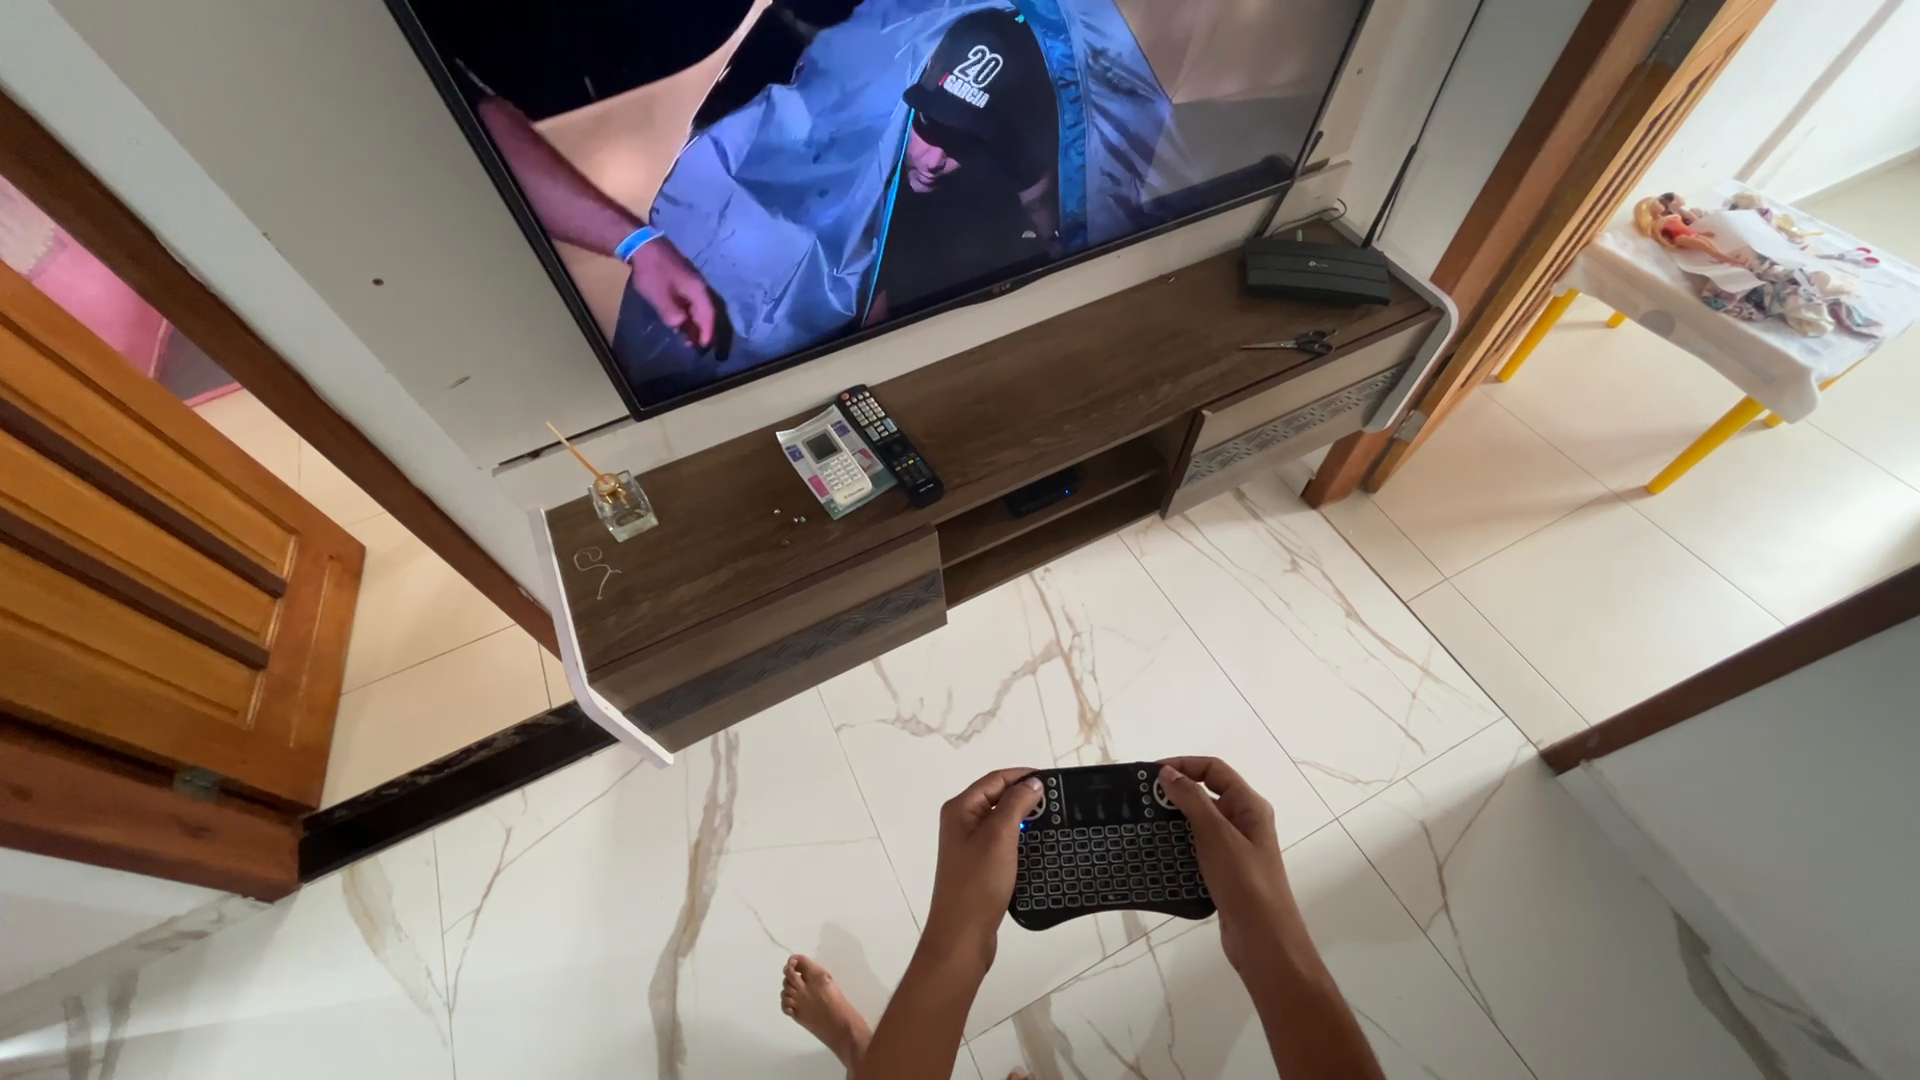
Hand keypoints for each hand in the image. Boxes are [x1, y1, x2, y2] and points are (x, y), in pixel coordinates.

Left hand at [628, 237, 716, 349]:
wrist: (641, 244)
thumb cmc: (653, 272)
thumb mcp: (661, 298)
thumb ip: (673, 316)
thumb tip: (679, 325)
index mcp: (698, 291)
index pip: (708, 316)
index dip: (707, 332)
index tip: (704, 346)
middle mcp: (699, 285)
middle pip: (705, 311)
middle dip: (701, 329)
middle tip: (694, 344)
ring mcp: (690, 280)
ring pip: (697, 305)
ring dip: (693, 321)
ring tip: (685, 334)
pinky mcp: (681, 277)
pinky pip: (689, 299)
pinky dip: (687, 311)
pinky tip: (679, 317)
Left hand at [923, 768, 1044, 969]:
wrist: (962, 936)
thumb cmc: (978, 882)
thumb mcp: (999, 836)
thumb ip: (1016, 804)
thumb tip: (1033, 781)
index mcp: (961, 809)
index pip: (995, 779)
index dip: (1022, 775)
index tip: (1052, 780)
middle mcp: (962, 822)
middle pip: (997, 797)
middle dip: (1025, 796)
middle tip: (1057, 801)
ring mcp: (969, 845)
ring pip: (1001, 820)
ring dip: (1024, 818)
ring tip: (1053, 820)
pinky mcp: (979, 866)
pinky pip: (1002, 841)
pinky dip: (1020, 839)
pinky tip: (1038, 845)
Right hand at [1157, 758, 1298, 973]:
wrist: (1264, 942)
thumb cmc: (1244, 882)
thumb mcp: (1216, 835)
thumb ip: (1191, 799)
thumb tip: (1167, 772)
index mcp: (1249, 806)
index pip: (1214, 769)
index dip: (1184, 765)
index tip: (1152, 775)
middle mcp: (1244, 822)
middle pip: (1206, 793)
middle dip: (1175, 793)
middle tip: (1141, 800)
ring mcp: (1234, 848)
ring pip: (1199, 822)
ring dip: (1173, 820)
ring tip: (1144, 824)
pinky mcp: (1224, 871)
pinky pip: (1196, 847)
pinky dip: (1178, 845)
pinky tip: (1157, 852)